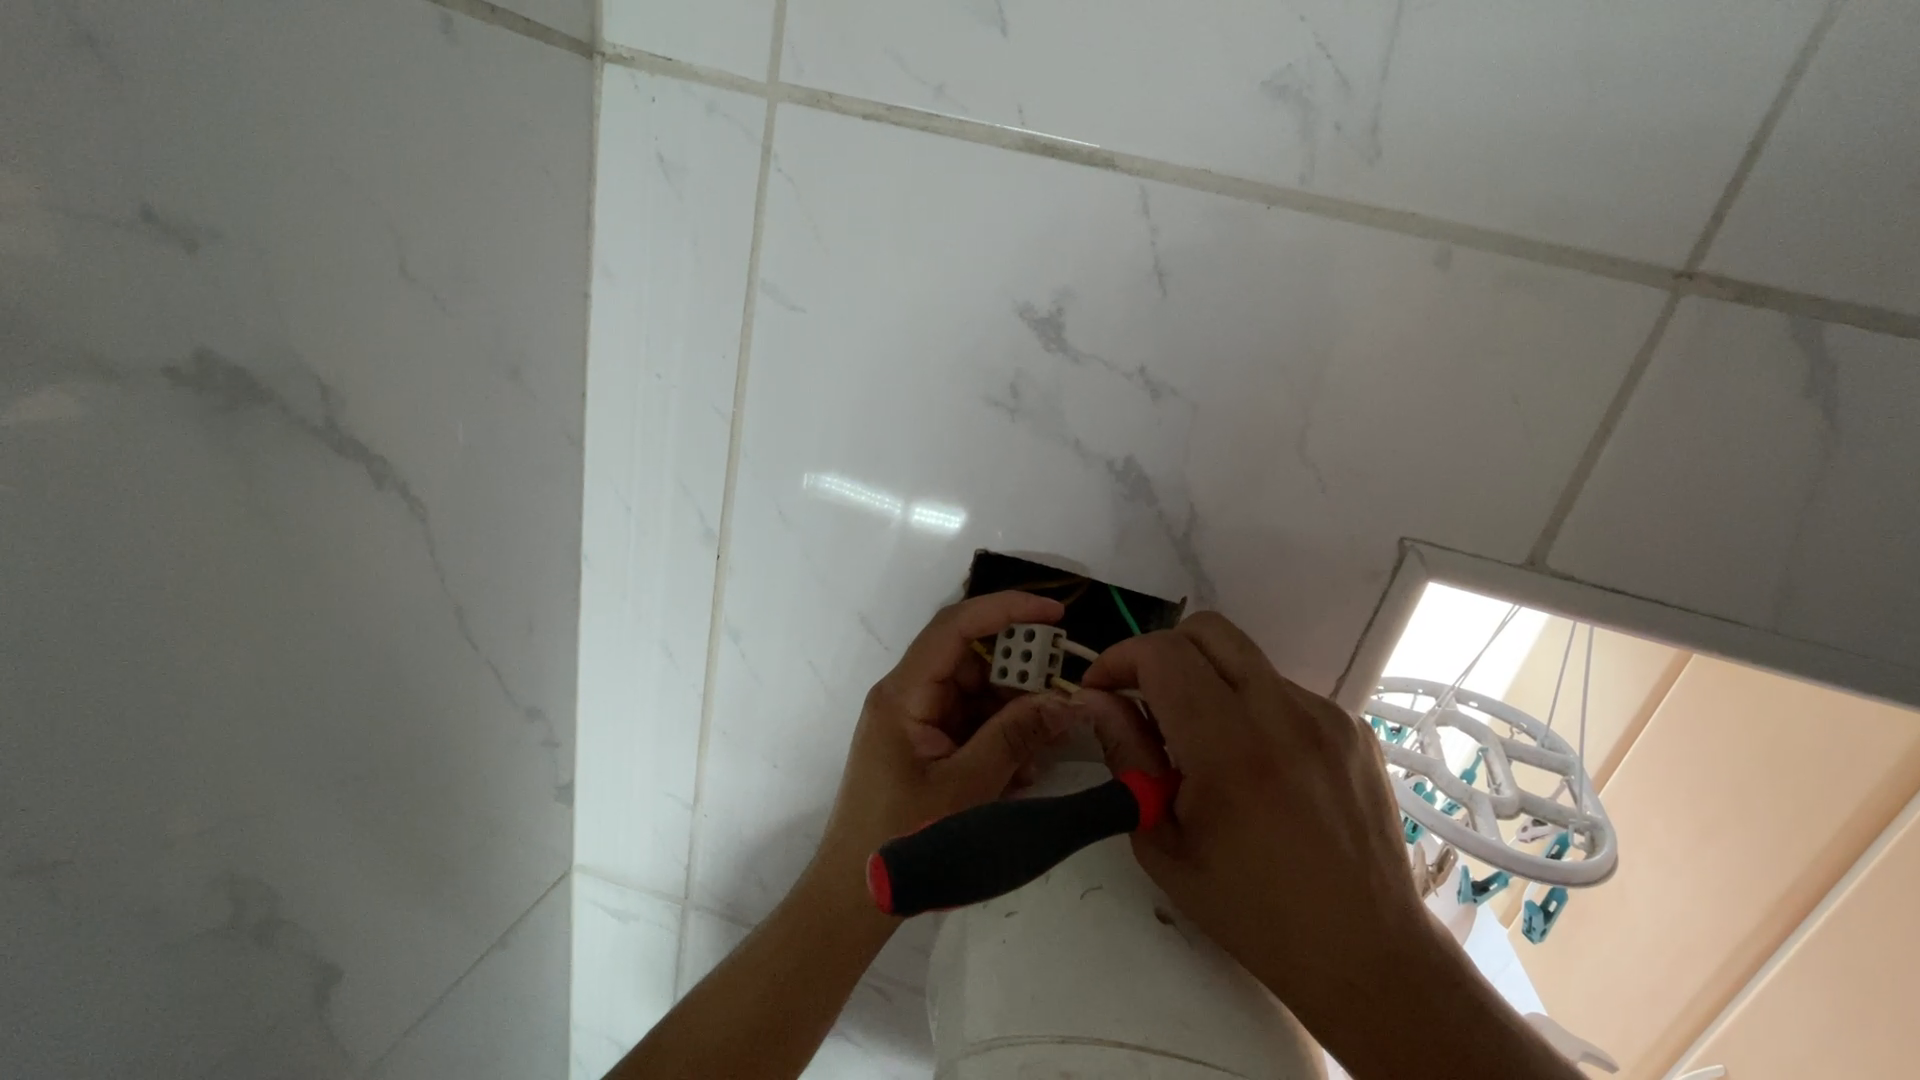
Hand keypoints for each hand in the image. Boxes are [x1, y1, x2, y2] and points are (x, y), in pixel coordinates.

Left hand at [810, 591, 1078, 912]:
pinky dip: (1003, 741)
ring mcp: (918, 722)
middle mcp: (909, 696)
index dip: (1006, 610)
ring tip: (1045, 748)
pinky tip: (1022, 775)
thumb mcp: (967, 788)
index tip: (1055, 613)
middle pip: (973, 660)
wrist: (854, 898)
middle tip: (1064, 696)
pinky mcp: (928, 747)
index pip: (955, 627)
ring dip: (1016, 715)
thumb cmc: (901, 839)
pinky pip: (973, 726)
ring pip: (979, 695)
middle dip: (1021, 674)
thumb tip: (1067, 703)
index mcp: (904, 694)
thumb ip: (1017, 738)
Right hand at [1078, 612, 1425, 1004]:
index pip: (1163, 654)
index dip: (1118, 660)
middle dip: (1161, 652)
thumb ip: (1127, 758)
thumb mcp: (1163, 843)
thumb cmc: (1251, 911)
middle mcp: (1285, 714)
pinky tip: (1257, 768)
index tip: (1100, 691)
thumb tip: (1098, 701)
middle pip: (1208, 629)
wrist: (1366, 952)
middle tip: (1143, 700)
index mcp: (1231, 749)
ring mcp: (1328, 715)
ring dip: (1207, 683)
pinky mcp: (1354, 727)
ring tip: (1204, 749)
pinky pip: (1283, 693)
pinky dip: (1251, 710)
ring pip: (1246, 661)